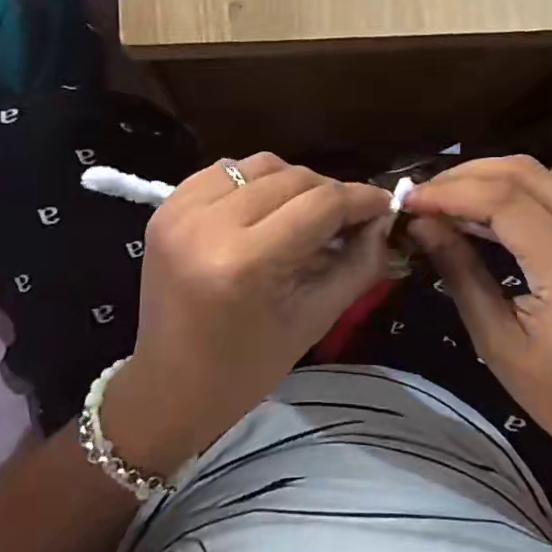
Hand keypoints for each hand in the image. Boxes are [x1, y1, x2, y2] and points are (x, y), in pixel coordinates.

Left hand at [119, 155, 392, 462]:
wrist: (171, 386)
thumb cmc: (247, 368)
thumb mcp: (314, 320)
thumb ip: (358, 264)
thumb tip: (384, 222)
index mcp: (246, 263)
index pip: (321, 205)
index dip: (361, 200)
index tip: (385, 206)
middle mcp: (208, 225)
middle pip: (294, 178)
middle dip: (332, 193)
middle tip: (351, 219)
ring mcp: (180, 212)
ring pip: (261, 166)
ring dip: (295, 183)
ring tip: (308, 214)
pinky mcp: (165, 208)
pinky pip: (225, 171)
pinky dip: (255, 182)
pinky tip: (267, 209)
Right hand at [400, 157, 551, 456]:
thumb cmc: (551, 392)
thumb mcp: (494, 338)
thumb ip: (460, 270)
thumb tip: (420, 223)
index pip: (507, 203)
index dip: (452, 193)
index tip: (410, 200)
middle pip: (527, 174)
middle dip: (467, 175)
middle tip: (423, 194)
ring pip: (542, 177)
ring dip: (487, 179)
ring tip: (441, 198)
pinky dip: (510, 194)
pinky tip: (475, 210)